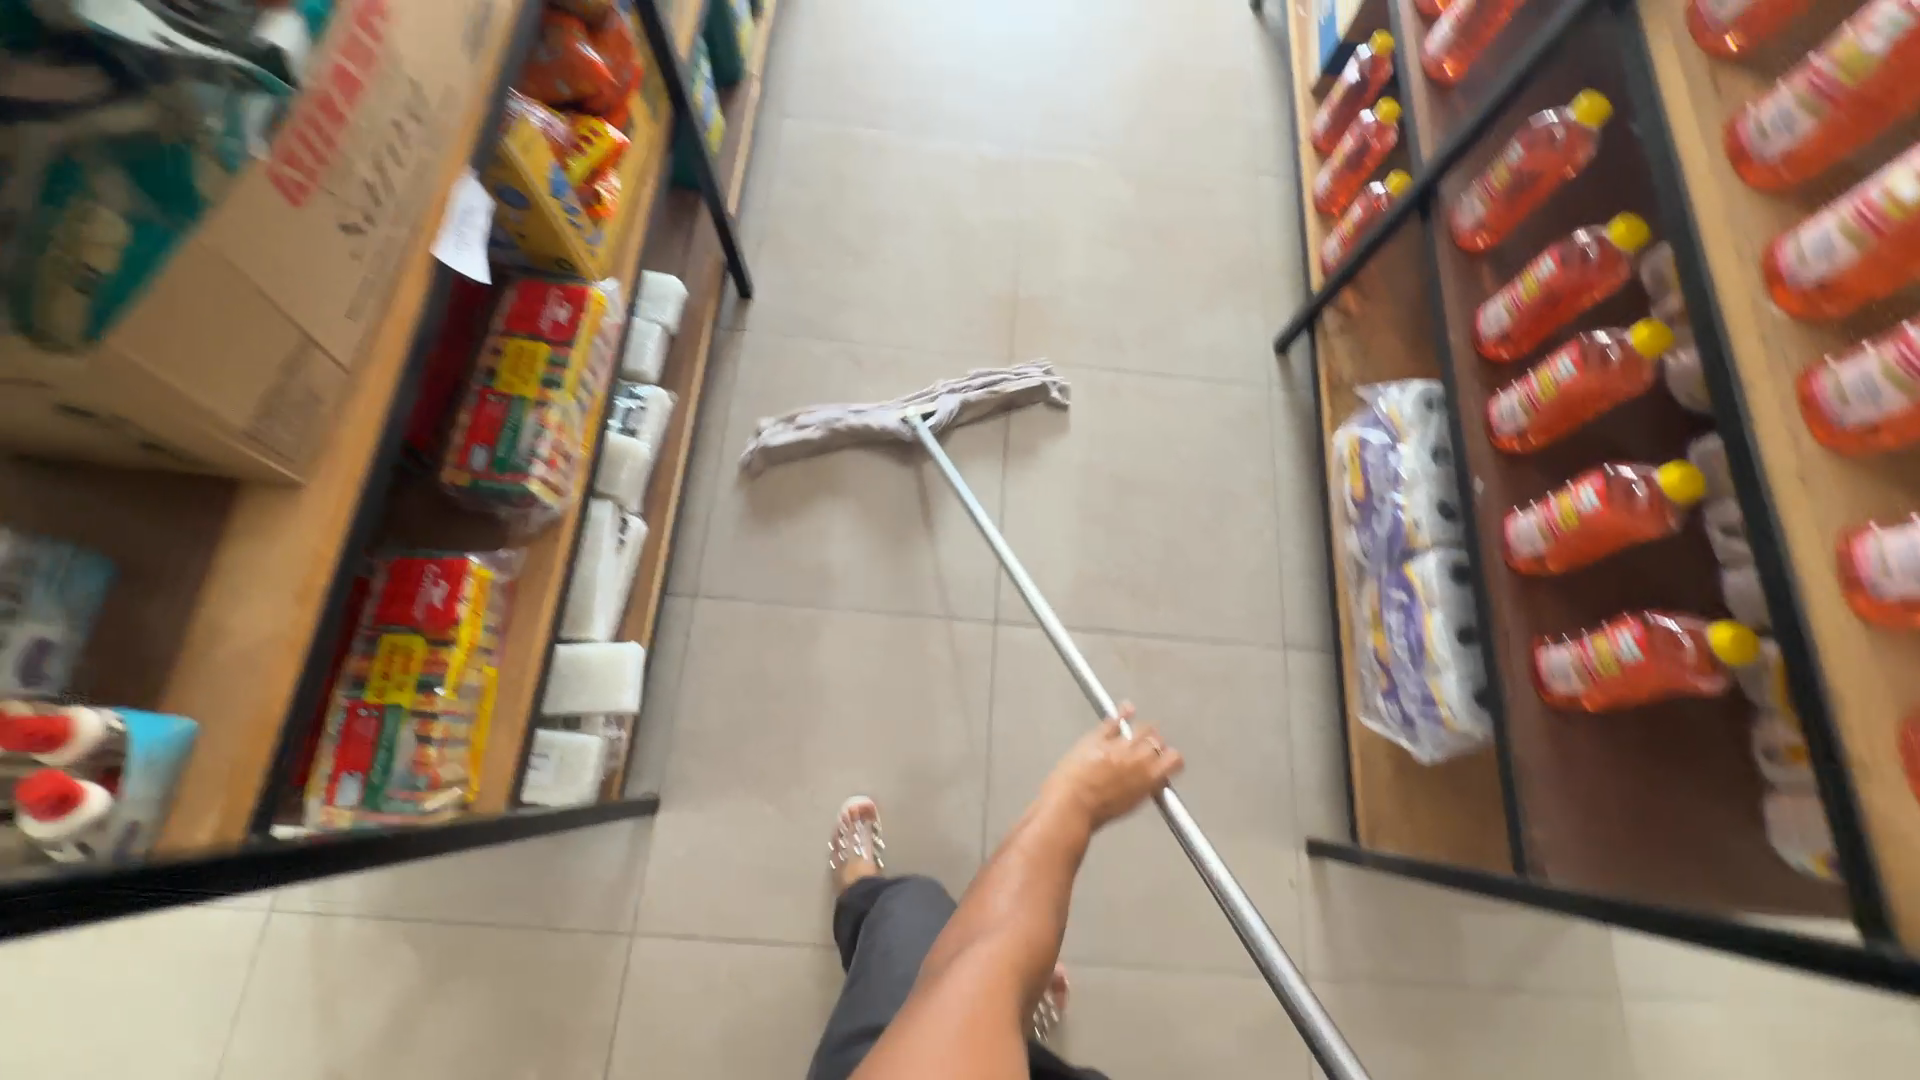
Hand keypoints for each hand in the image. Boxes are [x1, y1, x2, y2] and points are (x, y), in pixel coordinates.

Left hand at [1038, 705, 1183, 831]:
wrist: (1072, 804)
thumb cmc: (1098, 812)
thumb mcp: (1130, 804)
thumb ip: (1144, 787)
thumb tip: (1151, 778)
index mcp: (1150, 779)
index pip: (1174, 759)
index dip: (1171, 756)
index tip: (1166, 757)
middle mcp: (1139, 759)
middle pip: (1156, 741)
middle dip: (1155, 741)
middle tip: (1149, 744)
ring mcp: (1119, 745)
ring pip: (1140, 728)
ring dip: (1142, 728)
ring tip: (1141, 728)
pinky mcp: (1099, 736)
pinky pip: (1115, 720)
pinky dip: (1123, 712)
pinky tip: (1127, 708)